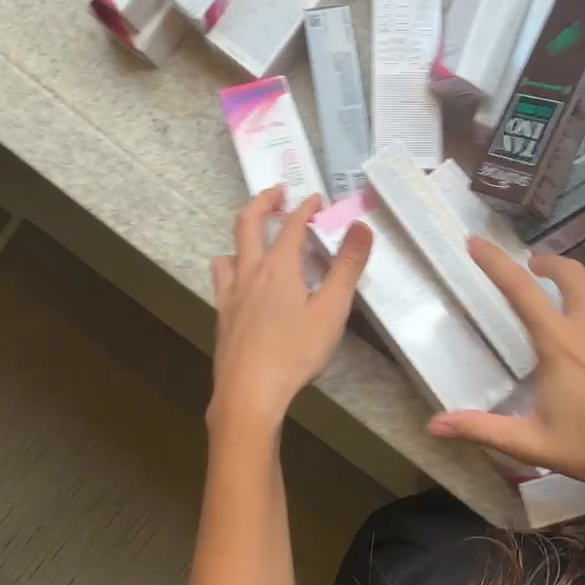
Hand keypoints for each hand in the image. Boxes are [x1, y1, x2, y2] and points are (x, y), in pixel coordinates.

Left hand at [208, 186, 370, 435]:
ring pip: (229, 253)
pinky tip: (242, 287)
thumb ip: (347, 267)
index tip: (317, 199)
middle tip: (279, 192)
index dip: (305, 208)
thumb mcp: (332, 310)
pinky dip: (233, 271)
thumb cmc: (295, 351)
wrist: (250, 391)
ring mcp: (231, 295)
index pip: (291, 225)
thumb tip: (360, 225)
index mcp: (279, 267)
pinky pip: (223, 282)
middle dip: (264, 203)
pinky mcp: (223, 317)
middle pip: (248, 224)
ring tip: (254, 241)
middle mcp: (250, 273)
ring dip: (243, 239)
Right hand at [428, 238, 584, 499]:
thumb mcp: (532, 443)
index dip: (496, 263)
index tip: (477, 242)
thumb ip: (482, 429)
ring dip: (584, 281)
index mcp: (559, 344)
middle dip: (548, 262)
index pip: (521, 290)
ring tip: (574, 294)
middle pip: (570, 272)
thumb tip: (434, 425)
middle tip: (535, 267)